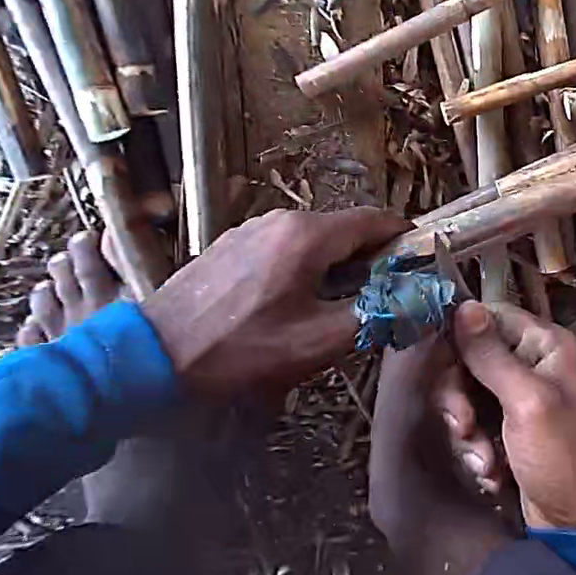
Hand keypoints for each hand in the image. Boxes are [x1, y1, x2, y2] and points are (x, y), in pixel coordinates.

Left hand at [141, 208, 408, 395]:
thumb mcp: (317, 342)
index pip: (374, 220)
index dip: (403, 239)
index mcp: (306, 235)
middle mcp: (280, 220)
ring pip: (313, 239)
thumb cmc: (240, 350)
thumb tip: (417, 298)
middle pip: (344, 229)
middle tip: (380, 299)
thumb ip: (374, 315)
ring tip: (336, 307)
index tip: (420, 263)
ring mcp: (251, 229)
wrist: (155, 354)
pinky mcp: (231, 244)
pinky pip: (283, 247)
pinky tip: (293, 303)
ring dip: (336, 265)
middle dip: (370, 259)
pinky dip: (304, 266)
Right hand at [448, 300, 575, 530]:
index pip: (491, 315)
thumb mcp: (526, 402)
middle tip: (463, 425)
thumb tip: (463, 306)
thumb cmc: (563, 458)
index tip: (442, 362)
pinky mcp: (508, 423)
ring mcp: (520, 394)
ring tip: (481, 460)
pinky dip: (475, 443)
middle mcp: (533, 362)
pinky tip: (489, 470)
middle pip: (472, 354)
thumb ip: (491, 354)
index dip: (461, 335)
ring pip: (467, 389)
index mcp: (548, 345)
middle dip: (460, 394)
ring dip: (466, 426)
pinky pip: (474, 417)